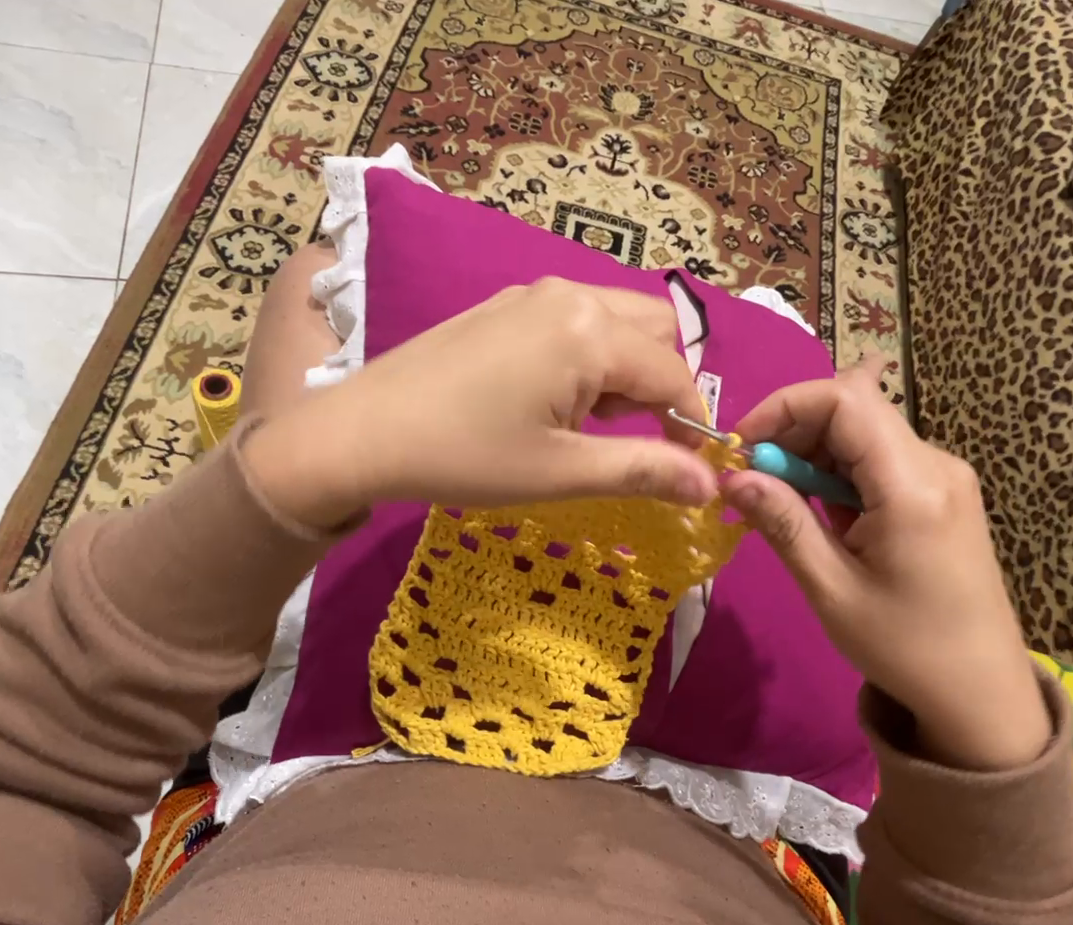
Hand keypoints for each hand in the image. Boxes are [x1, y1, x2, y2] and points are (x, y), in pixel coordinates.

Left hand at [244, 277, 713, 526]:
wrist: (361, 434)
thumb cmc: (464, 456)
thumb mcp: (560, 472)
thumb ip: (642, 470)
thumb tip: (711, 482)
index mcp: (589, 331)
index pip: (675, 373)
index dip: (690, 424)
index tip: (688, 469)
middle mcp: (568, 294)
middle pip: (655, 330)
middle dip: (657, 384)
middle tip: (615, 436)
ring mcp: (529, 294)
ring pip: (613, 321)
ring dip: (621, 369)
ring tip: (575, 423)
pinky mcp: (501, 306)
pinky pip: (571, 320)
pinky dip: (583, 356)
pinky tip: (540, 398)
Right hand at [722, 362, 1049, 770]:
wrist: (979, 689)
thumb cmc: (903, 646)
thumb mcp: (830, 589)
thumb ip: (783, 522)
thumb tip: (731, 476)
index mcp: (913, 485)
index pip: (844, 399)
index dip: (783, 407)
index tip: (739, 447)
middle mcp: (935, 464)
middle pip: (852, 409)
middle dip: (790, 431)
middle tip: (749, 480)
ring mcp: (941, 476)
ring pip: (861, 432)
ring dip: (809, 453)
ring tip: (776, 503)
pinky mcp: (938, 493)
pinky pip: (876, 460)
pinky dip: (834, 473)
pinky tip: (815, 513)